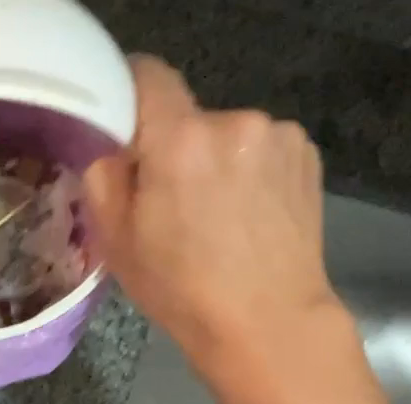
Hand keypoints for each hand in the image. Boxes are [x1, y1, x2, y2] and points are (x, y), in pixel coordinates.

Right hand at [84, 56, 342, 371]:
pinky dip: (244, 173)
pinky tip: (242, 218)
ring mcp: (277, 135)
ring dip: (210, 162)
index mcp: (180, 139)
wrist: (266, 321)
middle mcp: (233, 121)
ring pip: (224, 136)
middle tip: (164, 203)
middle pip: (186, 117)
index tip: (119, 126)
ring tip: (210, 218)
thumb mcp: (117, 242)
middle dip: (170, 149)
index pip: (148, 76)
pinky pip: (258, 150)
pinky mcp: (306, 154)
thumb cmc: (181, 289)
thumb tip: (110, 151)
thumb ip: (104, 180)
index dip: (127, 93)